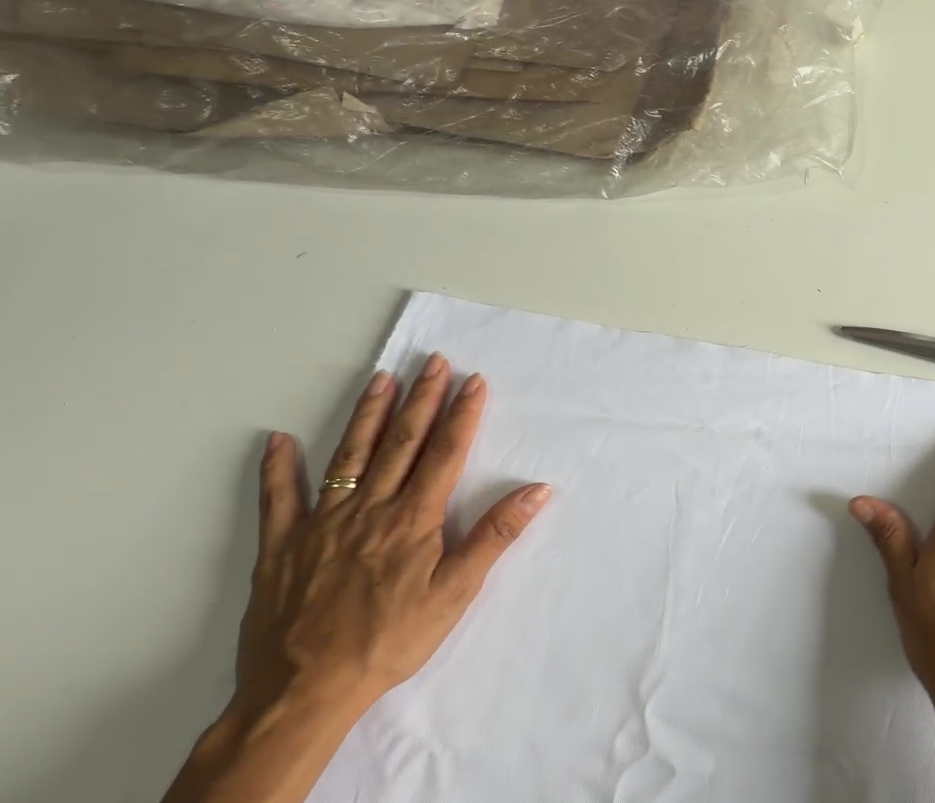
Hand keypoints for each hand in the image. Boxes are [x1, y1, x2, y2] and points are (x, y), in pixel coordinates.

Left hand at [164, 355, 549, 802]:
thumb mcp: (456, 593)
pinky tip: (280, 440)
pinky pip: (279, 499)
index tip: (474, 382)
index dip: (461, 415)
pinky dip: (278, 468)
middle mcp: (369, 509)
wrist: (304, 689)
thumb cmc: (391, 641)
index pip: (444, 454)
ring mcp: (321, 524)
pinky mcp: (282, 546)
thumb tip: (537, 491)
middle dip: (420, 400)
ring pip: (348, 457)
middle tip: (433, 364)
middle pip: (399, 444)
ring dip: (367, 416)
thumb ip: (494, 537)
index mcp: (413, 520)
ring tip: (381, 380)